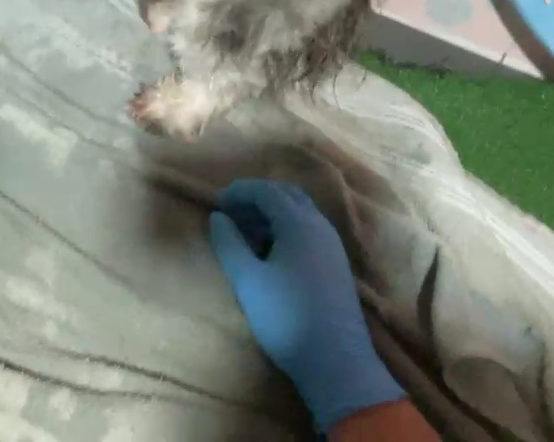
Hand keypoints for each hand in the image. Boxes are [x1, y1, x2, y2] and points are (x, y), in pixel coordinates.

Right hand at [207, 179, 405, 432]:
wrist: (337, 362)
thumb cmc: (286, 317)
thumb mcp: (248, 281)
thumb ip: (229, 244)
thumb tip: (218, 217)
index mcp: (298, 222)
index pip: (265, 190)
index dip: (239, 191)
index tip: (217, 203)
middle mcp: (319, 224)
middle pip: (286, 194)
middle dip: (257, 197)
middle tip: (232, 213)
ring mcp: (332, 243)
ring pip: (300, 211)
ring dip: (273, 212)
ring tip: (248, 231)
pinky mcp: (336, 262)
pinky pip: (309, 228)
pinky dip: (287, 226)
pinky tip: (272, 250)